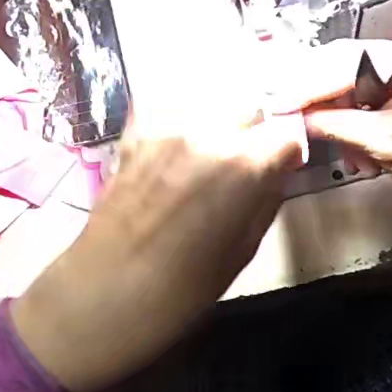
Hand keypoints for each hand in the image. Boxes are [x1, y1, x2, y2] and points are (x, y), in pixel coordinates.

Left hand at [11, 111, 303, 391]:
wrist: (105, 291)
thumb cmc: (182, 287)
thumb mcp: (243, 250)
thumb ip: (266, 200)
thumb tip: (277, 173)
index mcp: (241, 164)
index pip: (285, 135)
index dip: (287, 154)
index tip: (281, 169)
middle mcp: (205, 132)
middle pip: (248, 106)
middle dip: (254, 130)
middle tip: (247, 161)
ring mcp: (164, 127)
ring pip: (208, 101)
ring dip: (218, 120)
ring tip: (212, 153)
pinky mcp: (133, 133)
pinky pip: (167, 107)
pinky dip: (180, 118)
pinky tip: (178, 148)